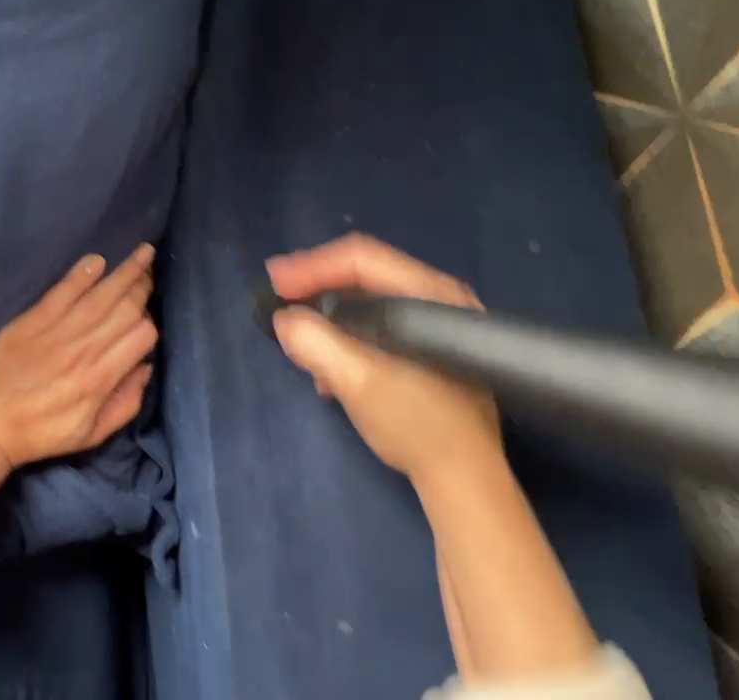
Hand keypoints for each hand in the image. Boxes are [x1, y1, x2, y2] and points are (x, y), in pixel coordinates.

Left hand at [0, 245, 158, 470]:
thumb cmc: (40, 432)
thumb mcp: (92, 434)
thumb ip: (126, 403)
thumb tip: (146, 369)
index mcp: (101, 379)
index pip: (141, 337)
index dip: (150, 324)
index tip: (149, 316)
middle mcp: (86, 349)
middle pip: (126, 309)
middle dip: (143, 288)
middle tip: (151, 275)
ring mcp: (59, 330)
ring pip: (101, 295)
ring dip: (125, 272)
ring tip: (143, 253)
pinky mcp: (33, 319)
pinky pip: (63, 290)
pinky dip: (81, 273)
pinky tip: (97, 260)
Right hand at [267, 234, 501, 487]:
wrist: (464, 480)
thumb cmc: (415, 426)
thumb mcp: (356, 382)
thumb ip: (315, 342)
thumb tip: (285, 319)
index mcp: (431, 297)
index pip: (361, 259)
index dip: (311, 267)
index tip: (274, 285)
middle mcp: (440, 299)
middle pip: (364, 274)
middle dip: (317, 288)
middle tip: (280, 301)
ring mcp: (440, 323)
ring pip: (369, 300)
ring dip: (329, 314)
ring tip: (299, 335)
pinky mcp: (432, 347)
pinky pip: (379, 322)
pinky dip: (348, 333)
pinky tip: (329, 362)